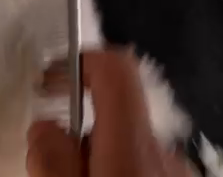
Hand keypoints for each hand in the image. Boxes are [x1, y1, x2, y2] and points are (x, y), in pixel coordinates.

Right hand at [27, 50, 191, 176]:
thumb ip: (51, 158)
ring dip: (98, 152)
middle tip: (54, 155)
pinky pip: (145, 164)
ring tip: (76, 175)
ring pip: (128, 141)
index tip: (49, 80)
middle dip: (79, 122)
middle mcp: (164, 150)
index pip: (116, 67)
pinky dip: (120, 168)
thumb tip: (43, 125)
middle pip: (116, 108)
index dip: (80, 58)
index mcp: (134, 145)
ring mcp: (178, 170)